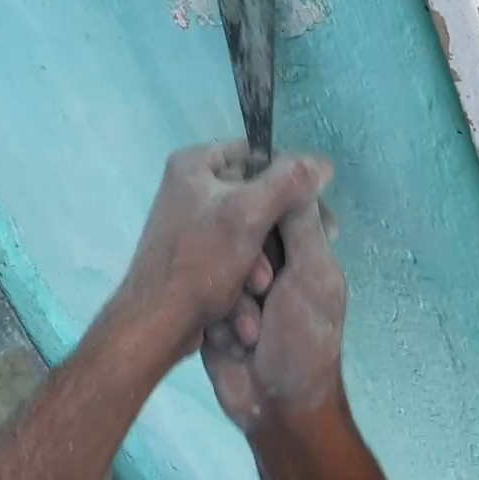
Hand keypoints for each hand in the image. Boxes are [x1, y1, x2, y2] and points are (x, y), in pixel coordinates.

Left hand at [110, 142, 332, 363]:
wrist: (156, 324)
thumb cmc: (200, 263)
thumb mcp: (249, 215)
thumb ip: (288, 183)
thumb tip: (322, 162)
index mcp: (193, 164)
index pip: (254, 155)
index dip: (287, 178)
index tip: (314, 207)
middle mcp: (188, 186)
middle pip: (253, 194)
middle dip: (278, 228)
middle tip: (308, 249)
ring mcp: (189, 220)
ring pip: (246, 228)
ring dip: (263, 257)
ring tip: (265, 284)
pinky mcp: (192, 252)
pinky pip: (231, 251)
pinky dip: (245, 270)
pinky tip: (253, 295)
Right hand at [202, 197, 346, 434]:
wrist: (275, 410)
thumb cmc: (305, 341)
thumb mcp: (313, 276)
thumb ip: (302, 223)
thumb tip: (309, 167)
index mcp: (300, 243)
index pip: (277, 199)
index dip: (263, 202)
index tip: (249, 210)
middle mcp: (269, 256)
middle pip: (241, 227)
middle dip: (245, 261)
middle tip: (260, 289)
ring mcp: (238, 282)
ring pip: (218, 259)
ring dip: (232, 296)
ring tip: (250, 328)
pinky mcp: (214, 306)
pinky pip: (204, 291)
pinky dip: (217, 316)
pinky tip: (231, 340)